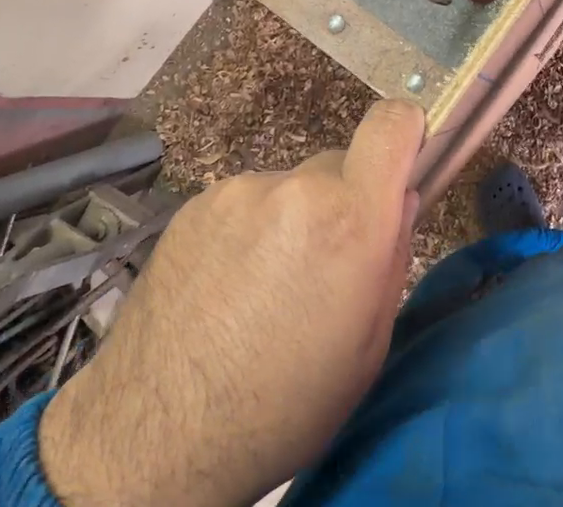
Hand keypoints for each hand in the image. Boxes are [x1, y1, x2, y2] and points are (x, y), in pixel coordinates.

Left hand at [40, 101, 424, 506]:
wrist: (157, 436)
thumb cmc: (286, 405)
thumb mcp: (369, 346)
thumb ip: (391, 257)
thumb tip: (398, 199)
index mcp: (349, 220)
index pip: (391, 125)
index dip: (405, 133)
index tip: (403, 162)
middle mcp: (294, 189)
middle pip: (337, 169)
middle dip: (341, 205)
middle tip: (319, 270)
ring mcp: (236, 193)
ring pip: (289, 191)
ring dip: (289, 223)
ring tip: (260, 291)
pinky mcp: (192, 207)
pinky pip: (243, 206)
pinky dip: (246, 233)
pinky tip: (225, 289)